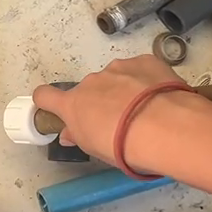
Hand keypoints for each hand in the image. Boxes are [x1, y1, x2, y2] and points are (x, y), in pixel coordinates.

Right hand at [32, 57, 202, 171]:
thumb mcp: (96, 150)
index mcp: (73, 104)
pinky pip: (139, 70)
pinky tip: (160, 96)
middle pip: (88, 89)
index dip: (47, 101)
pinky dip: (145, 80)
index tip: (55, 108)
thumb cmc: (124, 145)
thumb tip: (69, 134)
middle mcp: (91, 82)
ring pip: (115, 78)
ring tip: (146, 109)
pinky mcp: (144, 61)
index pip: (44, 96)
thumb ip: (79, 136)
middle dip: (99, 101)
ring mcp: (117, 68)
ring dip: (123, 90)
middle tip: (120, 121)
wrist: (167, 128)